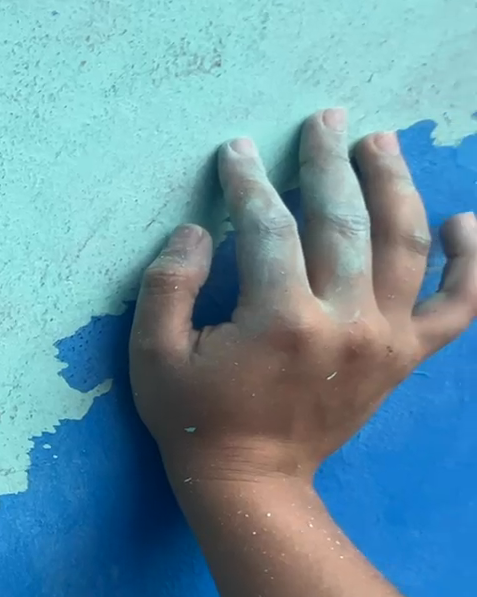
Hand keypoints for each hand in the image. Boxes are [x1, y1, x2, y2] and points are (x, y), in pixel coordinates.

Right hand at [130, 110, 476, 488]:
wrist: (248, 474)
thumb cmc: (188, 412)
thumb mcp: (151, 354)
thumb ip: (169, 289)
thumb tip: (197, 232)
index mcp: (279, 320)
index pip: (270, 231)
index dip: (250, 185)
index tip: (237, 150)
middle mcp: (346, 320)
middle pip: (346, 225)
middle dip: (330, 167)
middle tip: (323, 121)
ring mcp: (388, 338)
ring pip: (406, 247)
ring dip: (395, 188)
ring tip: (379, 144)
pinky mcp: (408, 355)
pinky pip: (461, 301)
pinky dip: (475, 258)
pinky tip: (472, 218)